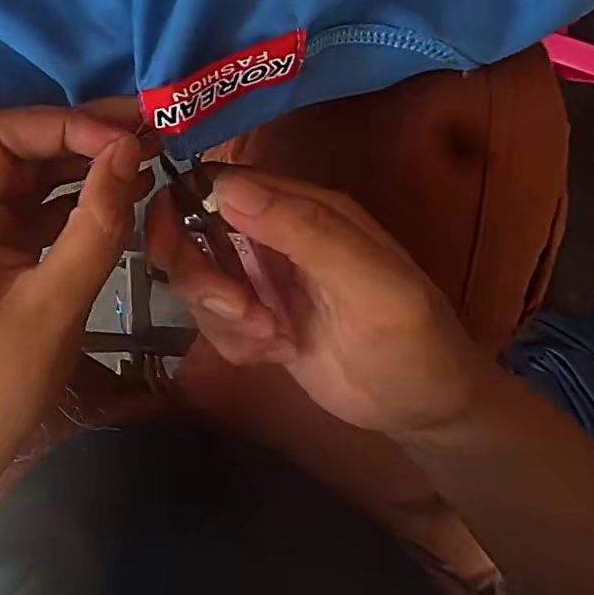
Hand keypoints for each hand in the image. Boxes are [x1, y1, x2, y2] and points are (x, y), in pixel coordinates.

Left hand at [0, 102, 148, 460]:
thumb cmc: (9, 376)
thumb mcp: (59, 300)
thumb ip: (96, 222)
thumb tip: (129, 150)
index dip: (57, 125)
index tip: (118, 136)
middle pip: (17, 145)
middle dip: (79, 132)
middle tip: (144, 125)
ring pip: (35, 168)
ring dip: (87, 157)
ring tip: (146, 148)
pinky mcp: (6, 240)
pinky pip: (45, 199)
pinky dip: (84, 190)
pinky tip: (127, 186)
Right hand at [146, 167, 489, 435]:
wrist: (424, 411)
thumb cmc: (413, 342)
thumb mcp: (371, 285)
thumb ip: (305, 230)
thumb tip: (227, 187)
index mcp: (301, 208)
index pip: (219, 183)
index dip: (182, 206)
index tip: (169, 247)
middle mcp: (270, 235)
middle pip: (192, 233)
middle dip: (201, 277)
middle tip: (235, 311)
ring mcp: (257, 278)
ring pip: (197, 282)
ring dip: (222, 317)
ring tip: (273, 339)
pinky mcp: (250, 317)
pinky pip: (211, 321)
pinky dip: (232, 342)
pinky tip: (274, 354)